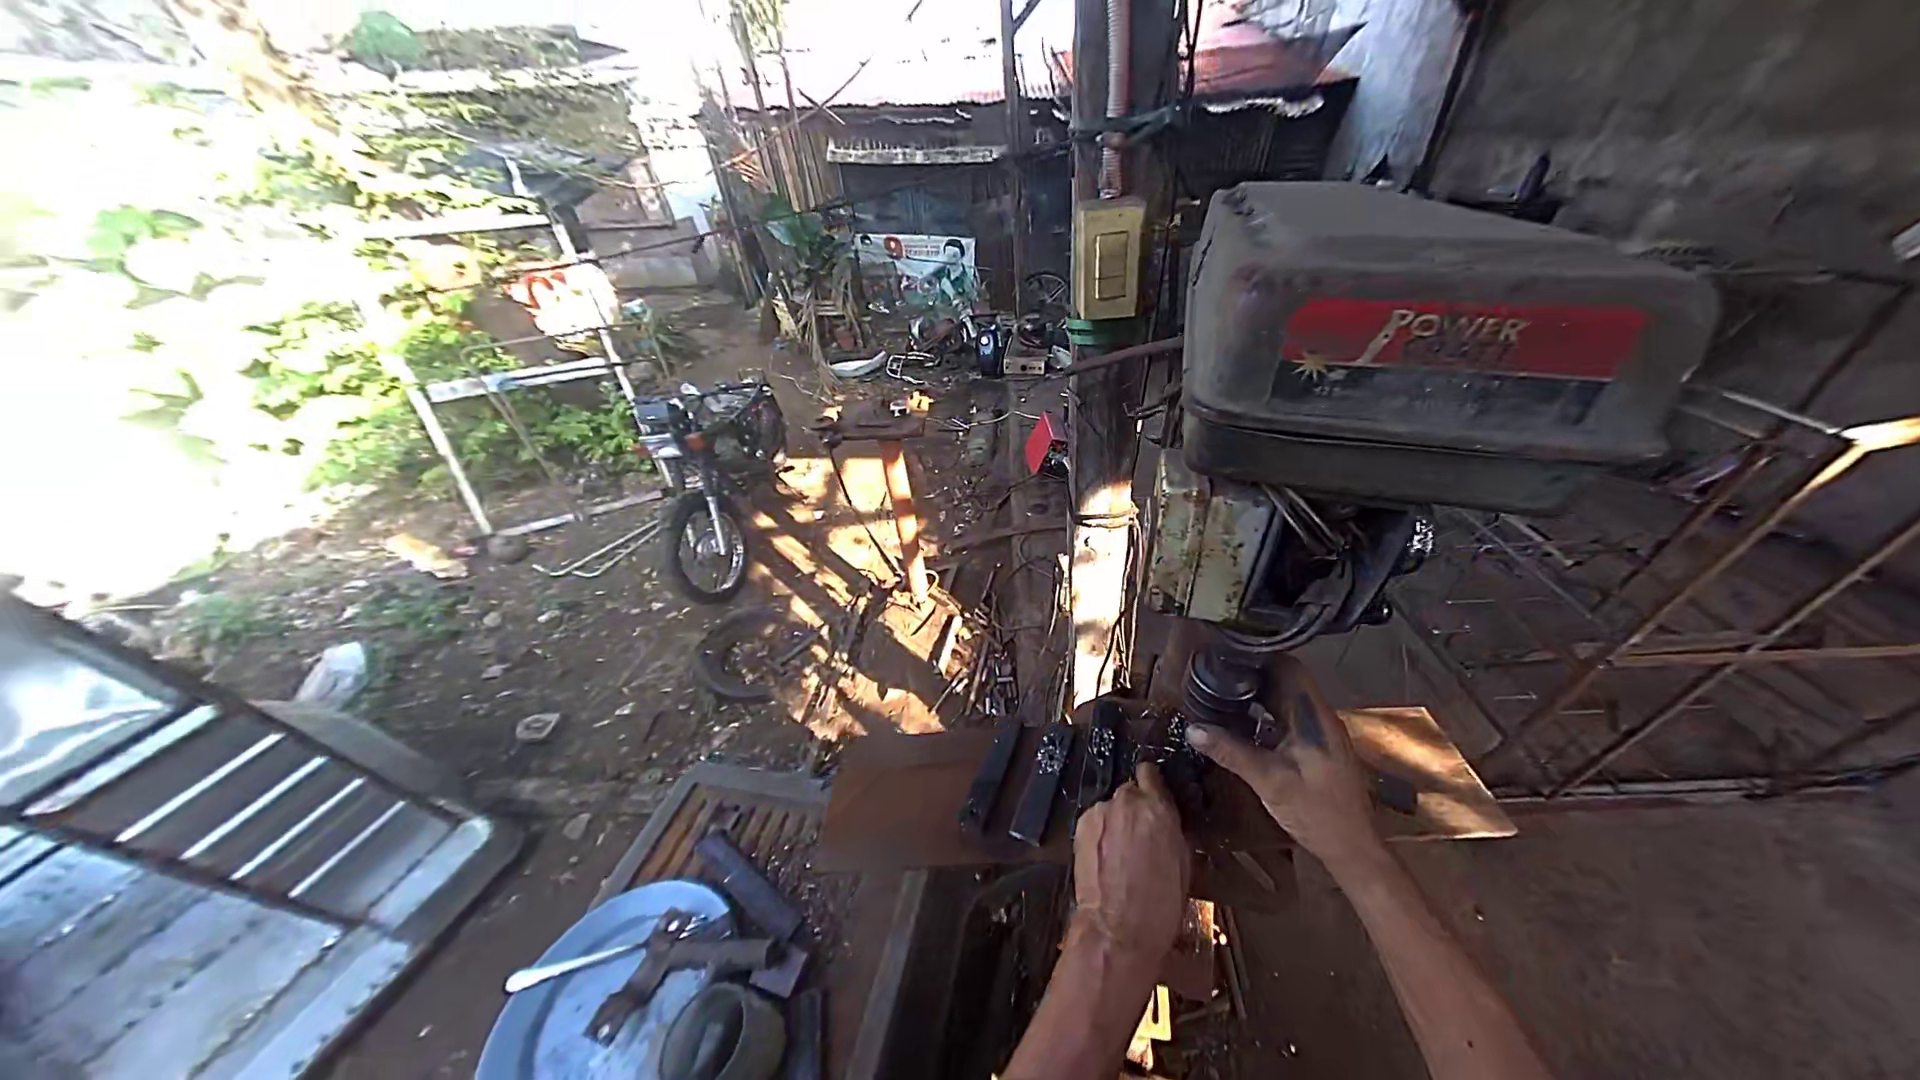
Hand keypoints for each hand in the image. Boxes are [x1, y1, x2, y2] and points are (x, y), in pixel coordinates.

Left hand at [1071, 762, 1187, 956]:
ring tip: (1120, 853)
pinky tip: (1105, 857)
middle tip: (1138, 836)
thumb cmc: (1160, 904)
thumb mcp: (1182, 863)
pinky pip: (1095, 821)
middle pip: (1130, 792)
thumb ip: (1172, 830)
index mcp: (1159, 808)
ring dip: (1116, 822)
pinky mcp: (1082, 824)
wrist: (1118, 926)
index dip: (1151, 783)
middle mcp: (1128, 802)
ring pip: (1111, 808)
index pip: (1150, 774)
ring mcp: (1101, 811)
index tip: (1152, 793)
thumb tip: (1166, 819)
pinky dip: (1100, 833)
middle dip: (1134, 809)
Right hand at [1184, 654, 1382, 871]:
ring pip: (1285, 698)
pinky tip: (1240, 723)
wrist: (1353, 850)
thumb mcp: (1268, 780)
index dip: (1258, 656)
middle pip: (1285, 679)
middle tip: (1214, 673)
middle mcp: (1319, 717)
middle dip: (1251, 674)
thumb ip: (1231, 751)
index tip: (1226, 654)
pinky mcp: (1315, 746)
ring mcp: (1319, 732)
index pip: (1289, 667)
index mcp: (1313, 716)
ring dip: (1256, 694)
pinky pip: (1286, 716)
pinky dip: (1263, 713)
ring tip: (1221, 693)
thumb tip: (1192, 729)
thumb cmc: (1317, 812)